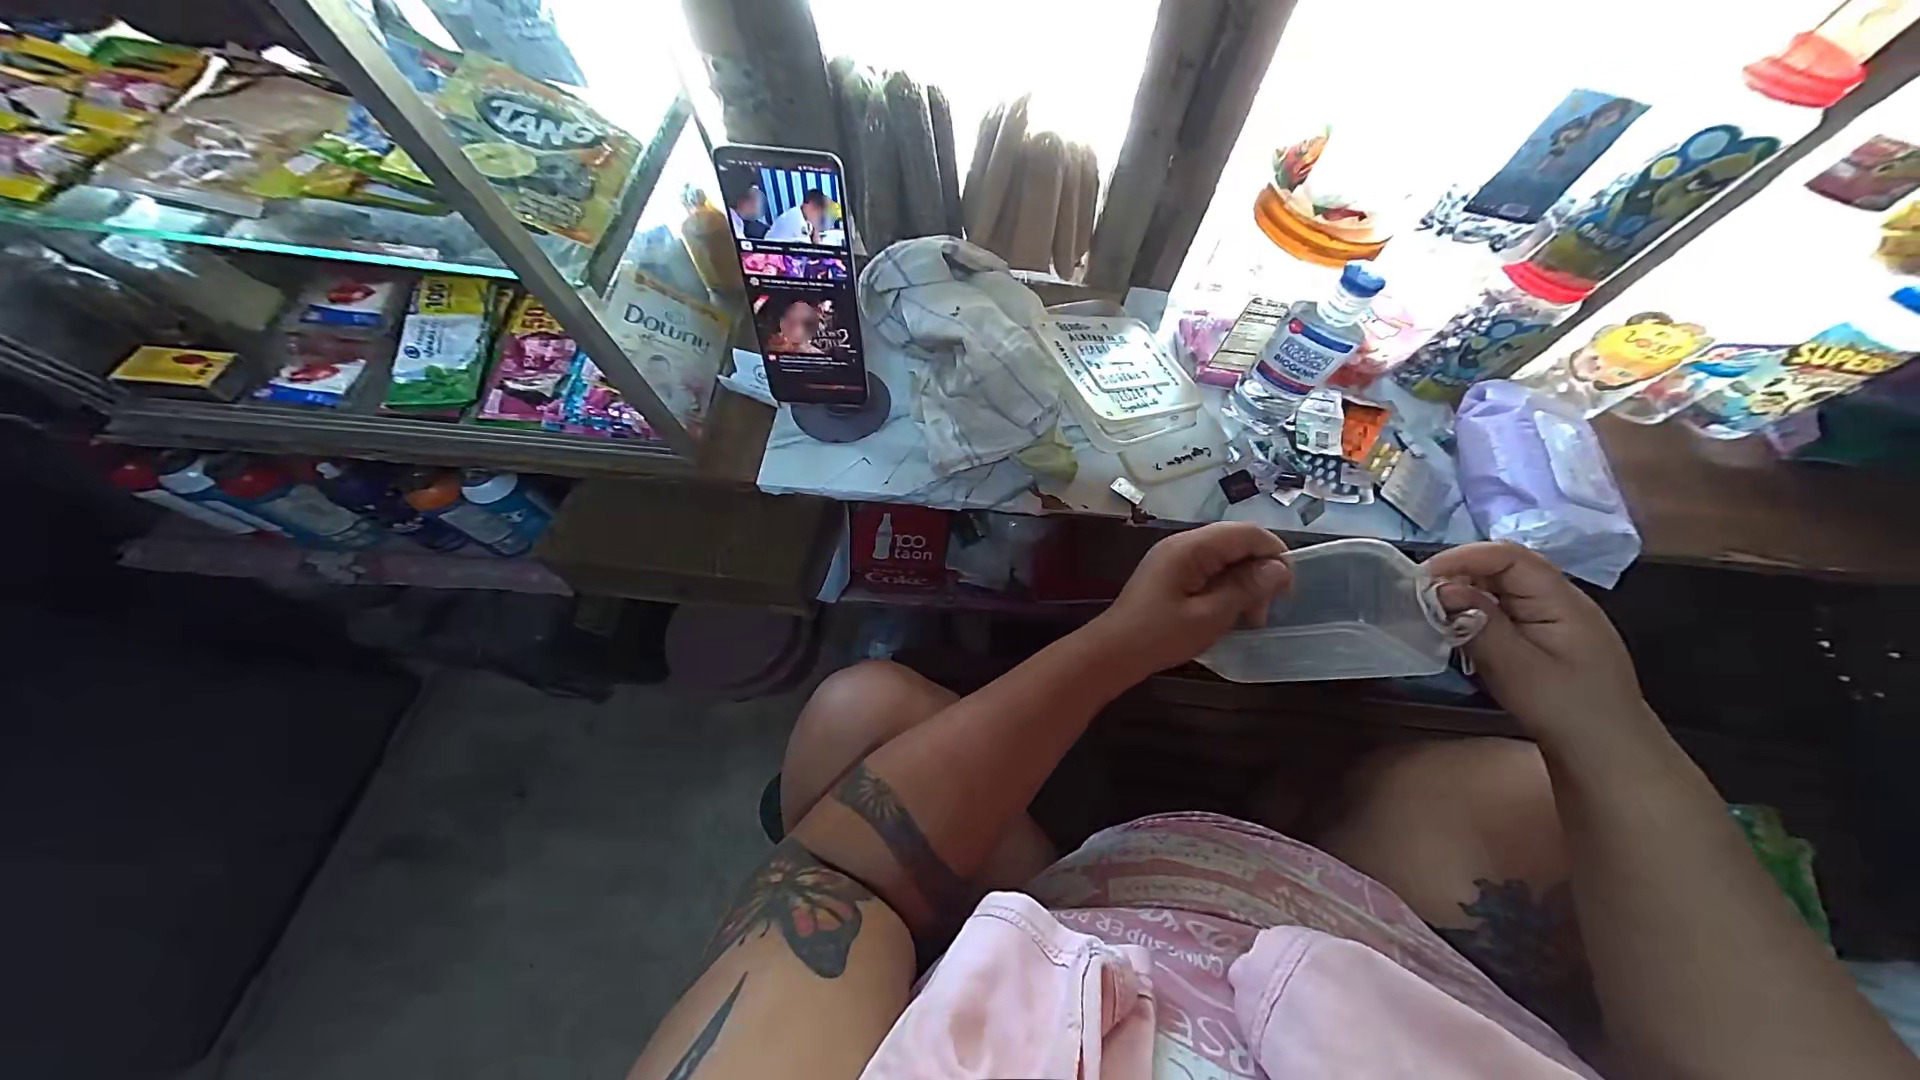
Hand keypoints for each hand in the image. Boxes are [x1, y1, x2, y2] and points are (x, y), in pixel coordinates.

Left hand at [1087, 522, 1291, 678]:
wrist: (1113, 651)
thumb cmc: (1160, 635)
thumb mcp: (1210, 616)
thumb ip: (1246, 588)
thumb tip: (1279, 568)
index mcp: (1191, 547)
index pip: (1248, 533)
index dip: (1274, 555)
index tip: (1284, 593)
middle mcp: (1182, 543)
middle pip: (1237, 542)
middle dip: (1259, 572)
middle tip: (1261, 613)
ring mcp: (1174, 557)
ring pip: (1225, 557)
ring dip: (1243, 584)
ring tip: (1247, 619)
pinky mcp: (1171, 573)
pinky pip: (1209, 569)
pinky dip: (1225, 587)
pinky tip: (1227, 613)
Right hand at [1423, 542, 1643, 733]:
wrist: (1607, 750)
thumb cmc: (1563, 708)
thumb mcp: (1515, 667)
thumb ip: (1478, 623)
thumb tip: (1441, 588)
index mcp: (1562, 601)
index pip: (1509, 557)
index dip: (1463, 558)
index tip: (1423, 577)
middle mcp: (1560, 599)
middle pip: (1504, 565)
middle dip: (1459, 572)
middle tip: (1422, 594)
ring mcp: (1553, 614)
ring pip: (1501, 584)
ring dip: (1465, 590)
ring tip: (1435, 610)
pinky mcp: (1543, 631)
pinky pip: (1504, 604)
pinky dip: (1475, 607)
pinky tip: (1459, 626)